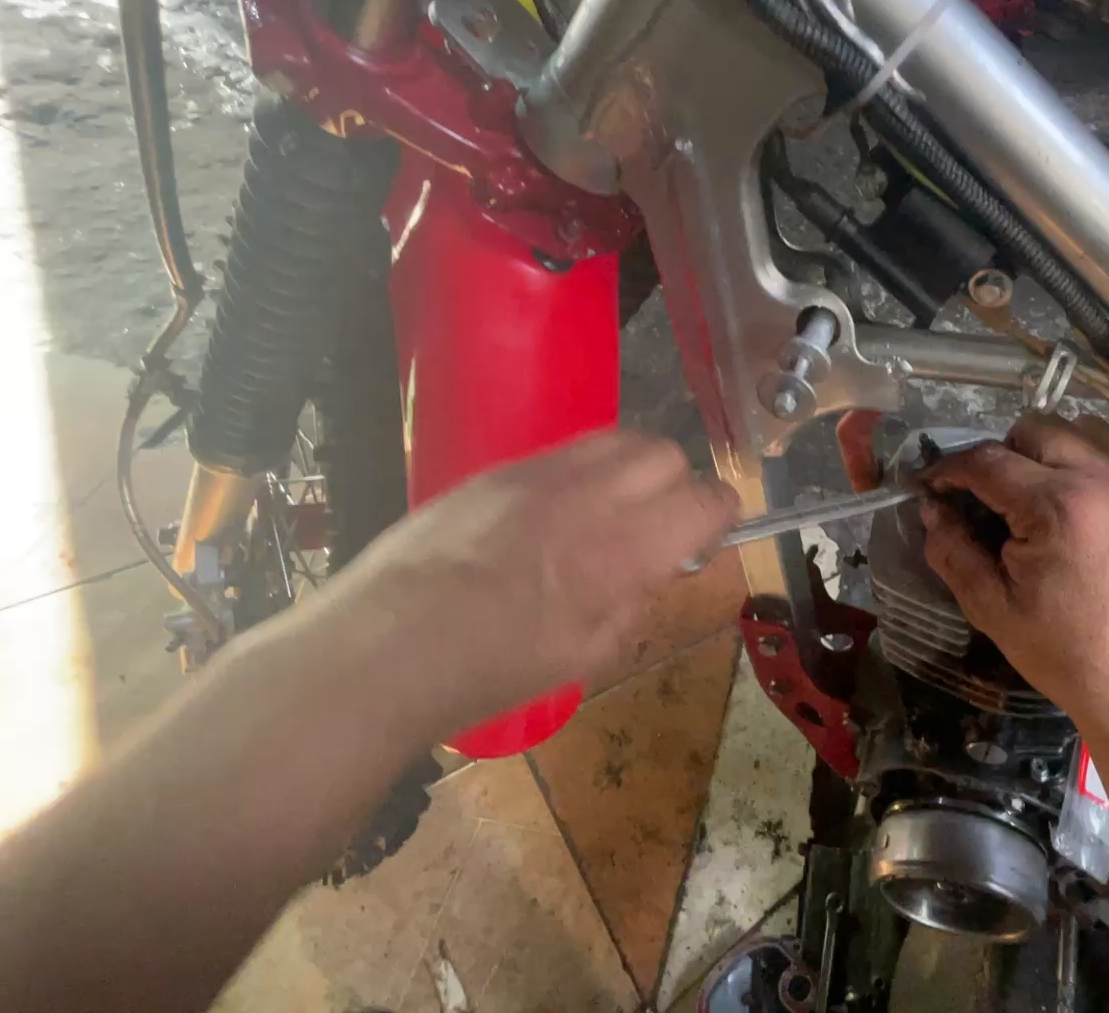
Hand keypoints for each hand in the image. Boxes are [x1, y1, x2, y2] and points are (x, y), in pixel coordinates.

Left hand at [293, 431, 737, 739]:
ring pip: (620, 438)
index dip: (723, 509)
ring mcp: (541, 474)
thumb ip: (636, 599)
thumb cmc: (493, 669)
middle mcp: (589, 497)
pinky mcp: (500, 469)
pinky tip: (561, 509)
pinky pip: (568, 450)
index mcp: (621, 551)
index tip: (718, 526)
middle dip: (680, 484)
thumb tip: (656, 566)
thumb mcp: (588, 653)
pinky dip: (588, 470)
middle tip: (663, 521)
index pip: (704, 499)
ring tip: (616, 506)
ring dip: (636, 468)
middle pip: (666, 455)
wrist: (384, 647)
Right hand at [920, 414, 1108, 729]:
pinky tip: (1083, 501)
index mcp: (1057, 506)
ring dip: (1047, 451)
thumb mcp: (991, 608)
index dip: (950, 470)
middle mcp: (1104, 479)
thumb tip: (932, 511)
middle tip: (985, 498)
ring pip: (1083, 431)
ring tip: (1035, 496)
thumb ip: (952, 550)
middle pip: (1035, 430)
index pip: (987, 462)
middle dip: (999, 454)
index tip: (932, 487)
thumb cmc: (1065, 655)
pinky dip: (1096, 462)